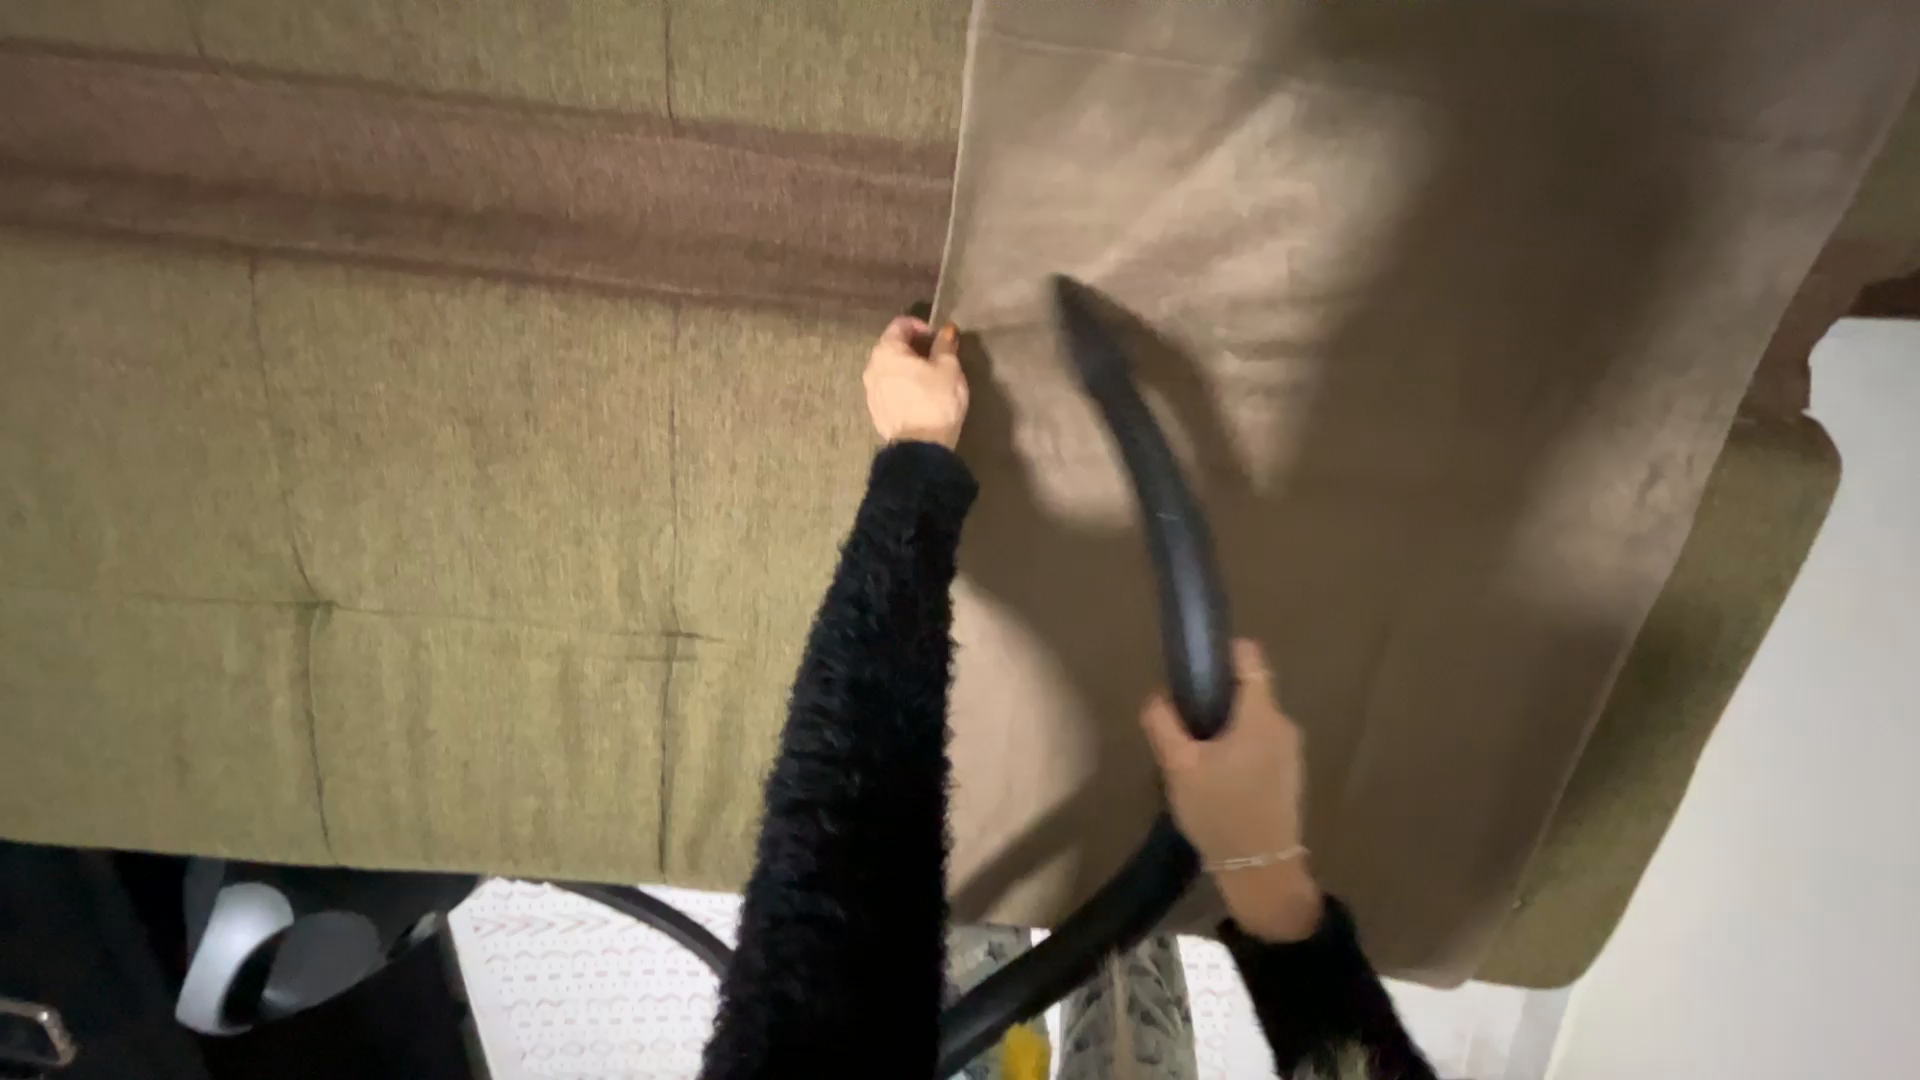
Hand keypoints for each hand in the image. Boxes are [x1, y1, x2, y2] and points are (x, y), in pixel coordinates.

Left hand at [864, 316, 967, 449]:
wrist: (921, 449)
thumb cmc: (936, 401)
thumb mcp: (949, 369)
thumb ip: (945, 345)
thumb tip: (946, 330)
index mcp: (887, 350)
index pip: (900, 324)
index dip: (921, 326)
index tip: (938, 338)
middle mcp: (872, 367)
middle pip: (892, 346)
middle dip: (913, 347)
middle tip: (936, 357)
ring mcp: (870, 391)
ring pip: (889, 369)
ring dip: (907, 367)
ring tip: (928, 378)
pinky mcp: (875, 411)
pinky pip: (888, 389)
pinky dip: (902, 385)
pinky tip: (919, 396)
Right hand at [1140, 640, 1323, 942]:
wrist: (1262, 873)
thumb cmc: (1220, 812)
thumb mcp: (1178, 767)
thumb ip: (1163, 723)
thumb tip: (1157, 696)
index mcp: (1260, 715)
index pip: (1250, 658)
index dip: (1222, 650)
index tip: (1194, 660)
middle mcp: (1283, 725)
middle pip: (1246, 689)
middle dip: (1213, 695)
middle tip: (1181, 718)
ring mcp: (1290, 751)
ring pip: (1250, 718)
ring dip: (1223, 724)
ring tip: (1193, 751)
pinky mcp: (1288, 774)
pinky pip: (1258, 741)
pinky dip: (1235, 745)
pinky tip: (1214, 774)